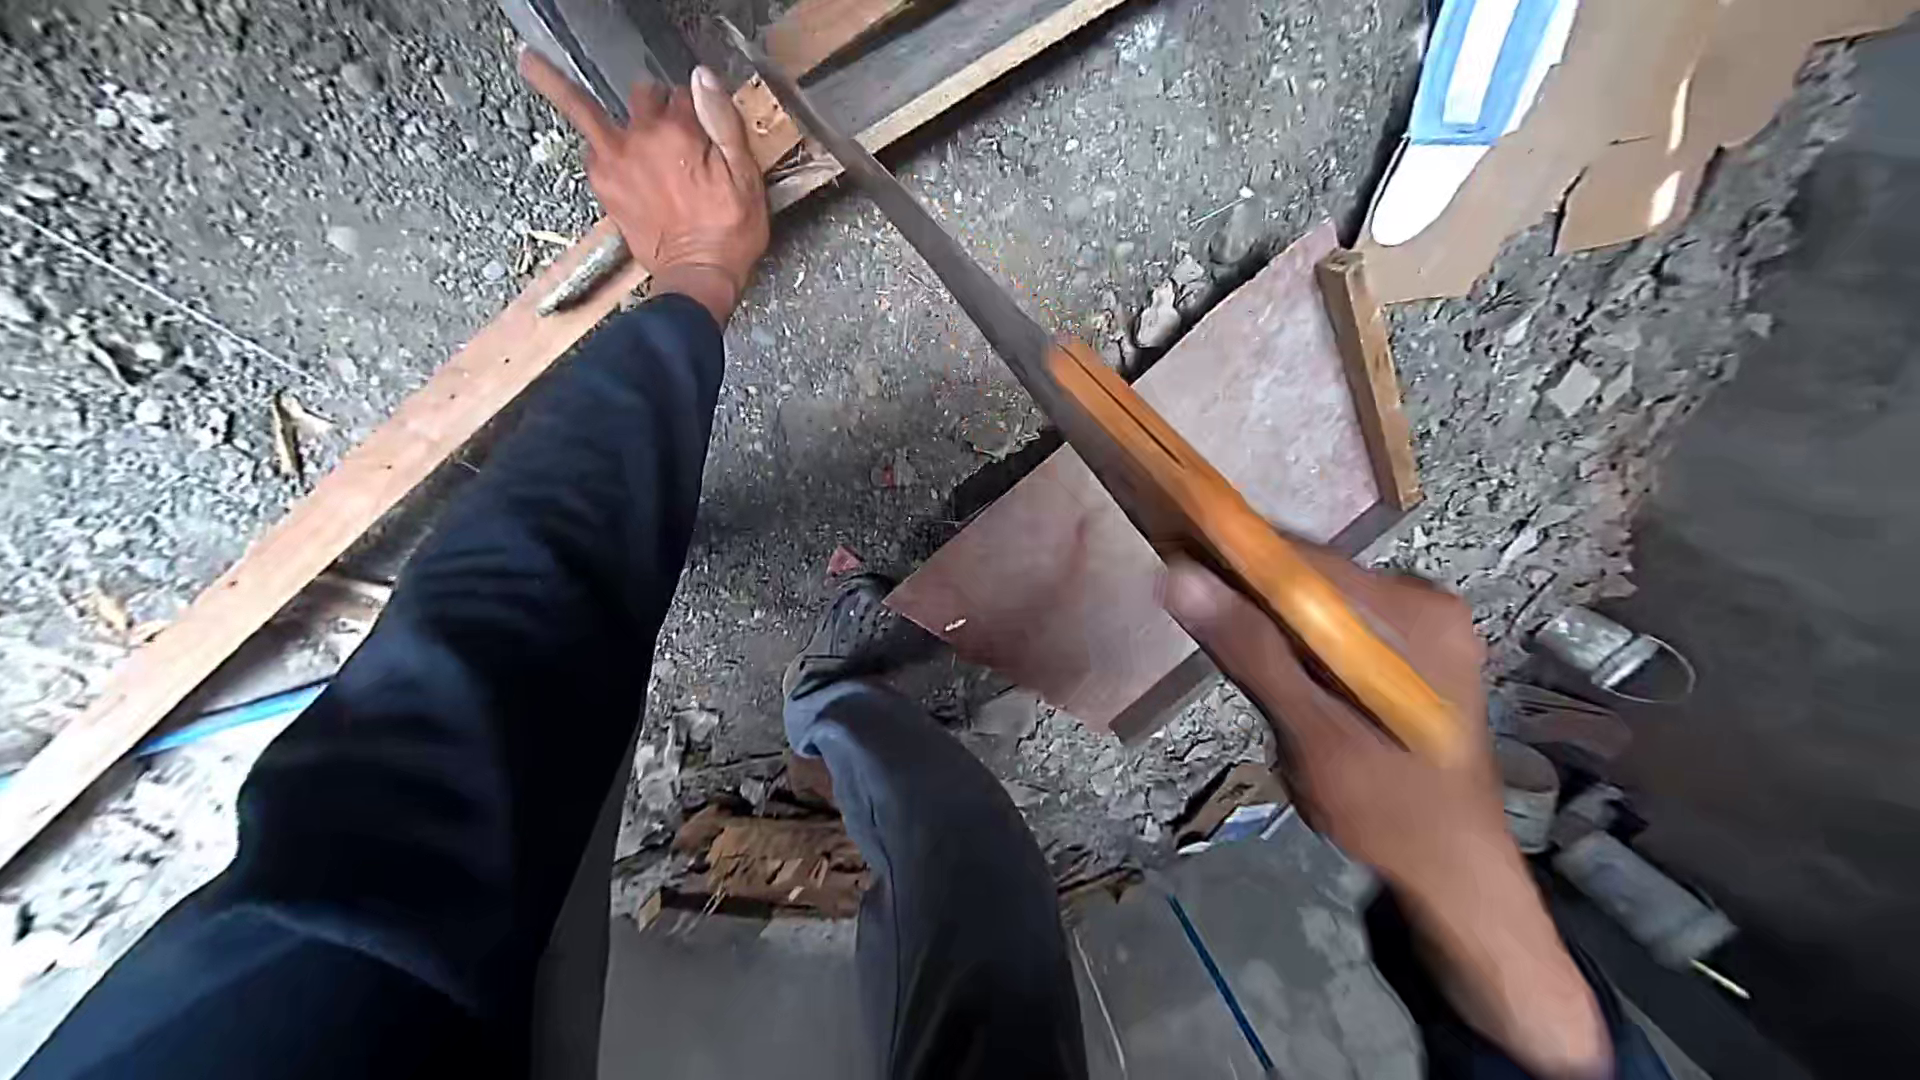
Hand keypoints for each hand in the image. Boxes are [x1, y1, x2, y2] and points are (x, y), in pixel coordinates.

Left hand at [520, 54, 769, 324]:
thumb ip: (724, 123)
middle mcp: (641, 137)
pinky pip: (589, 149)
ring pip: (581, 106)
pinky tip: (589, 139)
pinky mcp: (605, 184)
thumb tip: (702, 78)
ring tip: (530, 62)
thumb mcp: (747, 180)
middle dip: (656, 103)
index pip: (684, 96)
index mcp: (681, 132)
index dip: (698, 110)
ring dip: (555, 82)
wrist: (700, 277)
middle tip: (668, 122)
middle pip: (643, 96)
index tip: (706, 128)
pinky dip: (589, 142)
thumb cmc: (729, 235)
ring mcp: (617, 159)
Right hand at [1161, 550, 1610, 1079]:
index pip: (1305, 560)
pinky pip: (1327, 623)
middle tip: (1190, 609)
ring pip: (1314, 601)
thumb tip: (1178, 576)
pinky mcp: (1402, 650)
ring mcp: (1417, 627)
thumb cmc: (1388, 810)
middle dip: (1247, 593)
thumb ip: (1249, 649)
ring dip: (1262, 616)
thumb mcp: (1312, 731)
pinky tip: (1263, 662)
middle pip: (1310, 577)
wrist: (1451, 876)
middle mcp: (1423, 604)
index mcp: (1417, 613)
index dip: (1234, 554)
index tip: (1174, 556)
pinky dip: (1286, 636)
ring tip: (1216, 635)